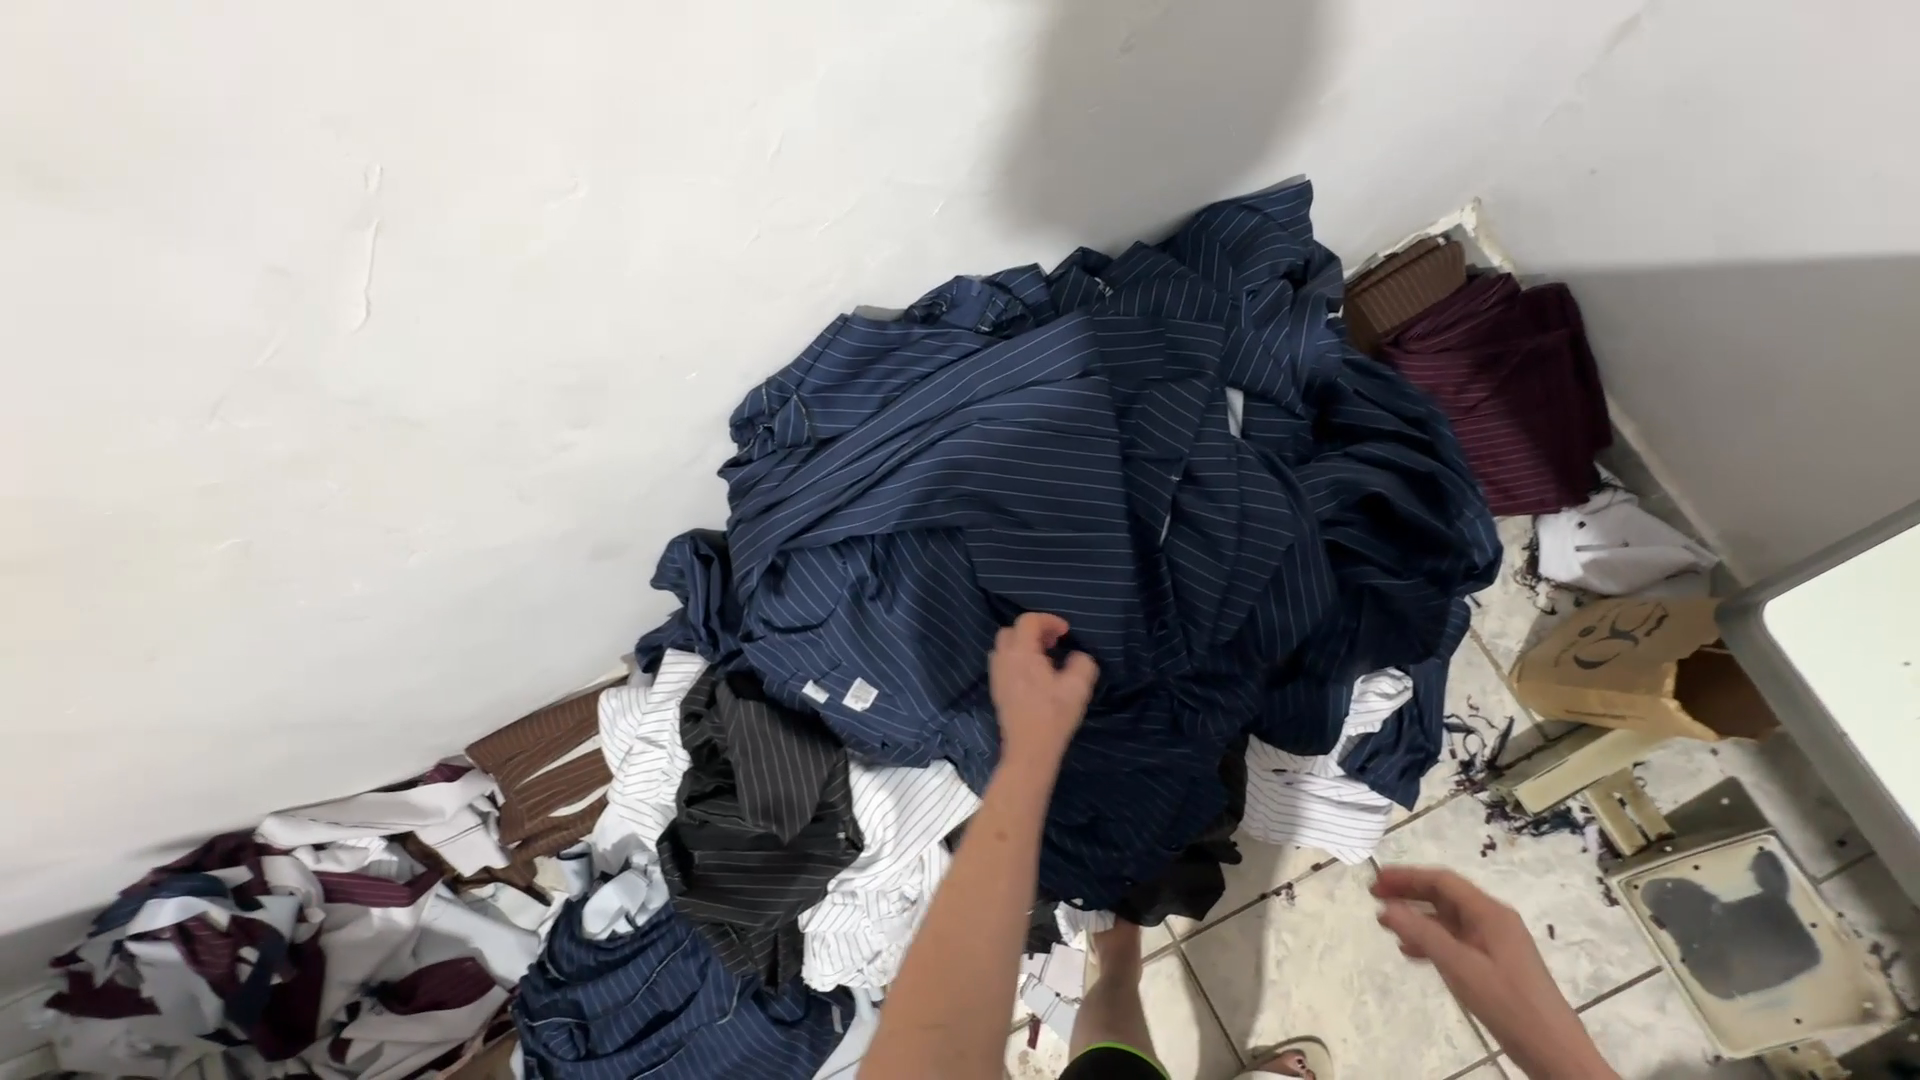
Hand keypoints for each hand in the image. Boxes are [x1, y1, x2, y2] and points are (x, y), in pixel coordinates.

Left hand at [989, 613, 1097, 769]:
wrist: (1029, 750)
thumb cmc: (1053, 716)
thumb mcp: (1078, 688)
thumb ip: (1082, 663)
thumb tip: (1077, 657)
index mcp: (1021, 653)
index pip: (1028, 621)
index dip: (1048, 620)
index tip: (1065, 632)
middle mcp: (1004, 660)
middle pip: (1012, 630)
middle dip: (1034, 630)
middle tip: (1054, 642)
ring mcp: (996, 675)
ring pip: (1005, 647)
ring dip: (1024, 645)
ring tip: (1045, 658)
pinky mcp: (996, 690)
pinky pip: (1003, 663)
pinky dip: (1017, 659)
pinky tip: (1035, 676)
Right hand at [1374, 866, 1616, 1079]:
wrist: (1556, 1053)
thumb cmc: (1509, 1004)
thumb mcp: (1460, 967)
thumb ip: (1422, 934)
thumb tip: (1385, 907)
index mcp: (1490, 913)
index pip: (1442, 881)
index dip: (1406, 876)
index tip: (1376, 881)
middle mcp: (1494, 920)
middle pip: (1444, 896)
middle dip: (1408, 894)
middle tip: (1375, 897)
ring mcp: (1495, 942)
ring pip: (1448, 919)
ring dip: (1417, 918)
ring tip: (1388, 925)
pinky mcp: (1494, 963)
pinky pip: (1456, 940)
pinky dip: (1431, 940)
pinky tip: (1413, 952)